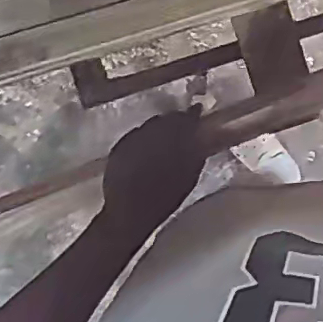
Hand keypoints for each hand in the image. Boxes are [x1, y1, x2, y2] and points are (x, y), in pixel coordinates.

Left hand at [100, 109, 205, 238]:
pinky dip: (144, 139)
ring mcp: (132, 138)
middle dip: (175, 121)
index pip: (186, 117)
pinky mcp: (118, 147)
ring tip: (164, 139)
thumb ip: (197, 152)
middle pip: (166, 119)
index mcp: (172, 136)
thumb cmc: (165, 197)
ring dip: (159, 129)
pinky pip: (135, 136)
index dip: (193, 114)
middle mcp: (150, 131)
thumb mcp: (189, 175)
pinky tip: (146, 150)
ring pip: (150, 126)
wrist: (130, 211)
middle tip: (183, 127)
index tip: (198, 111)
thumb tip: (203, 135)